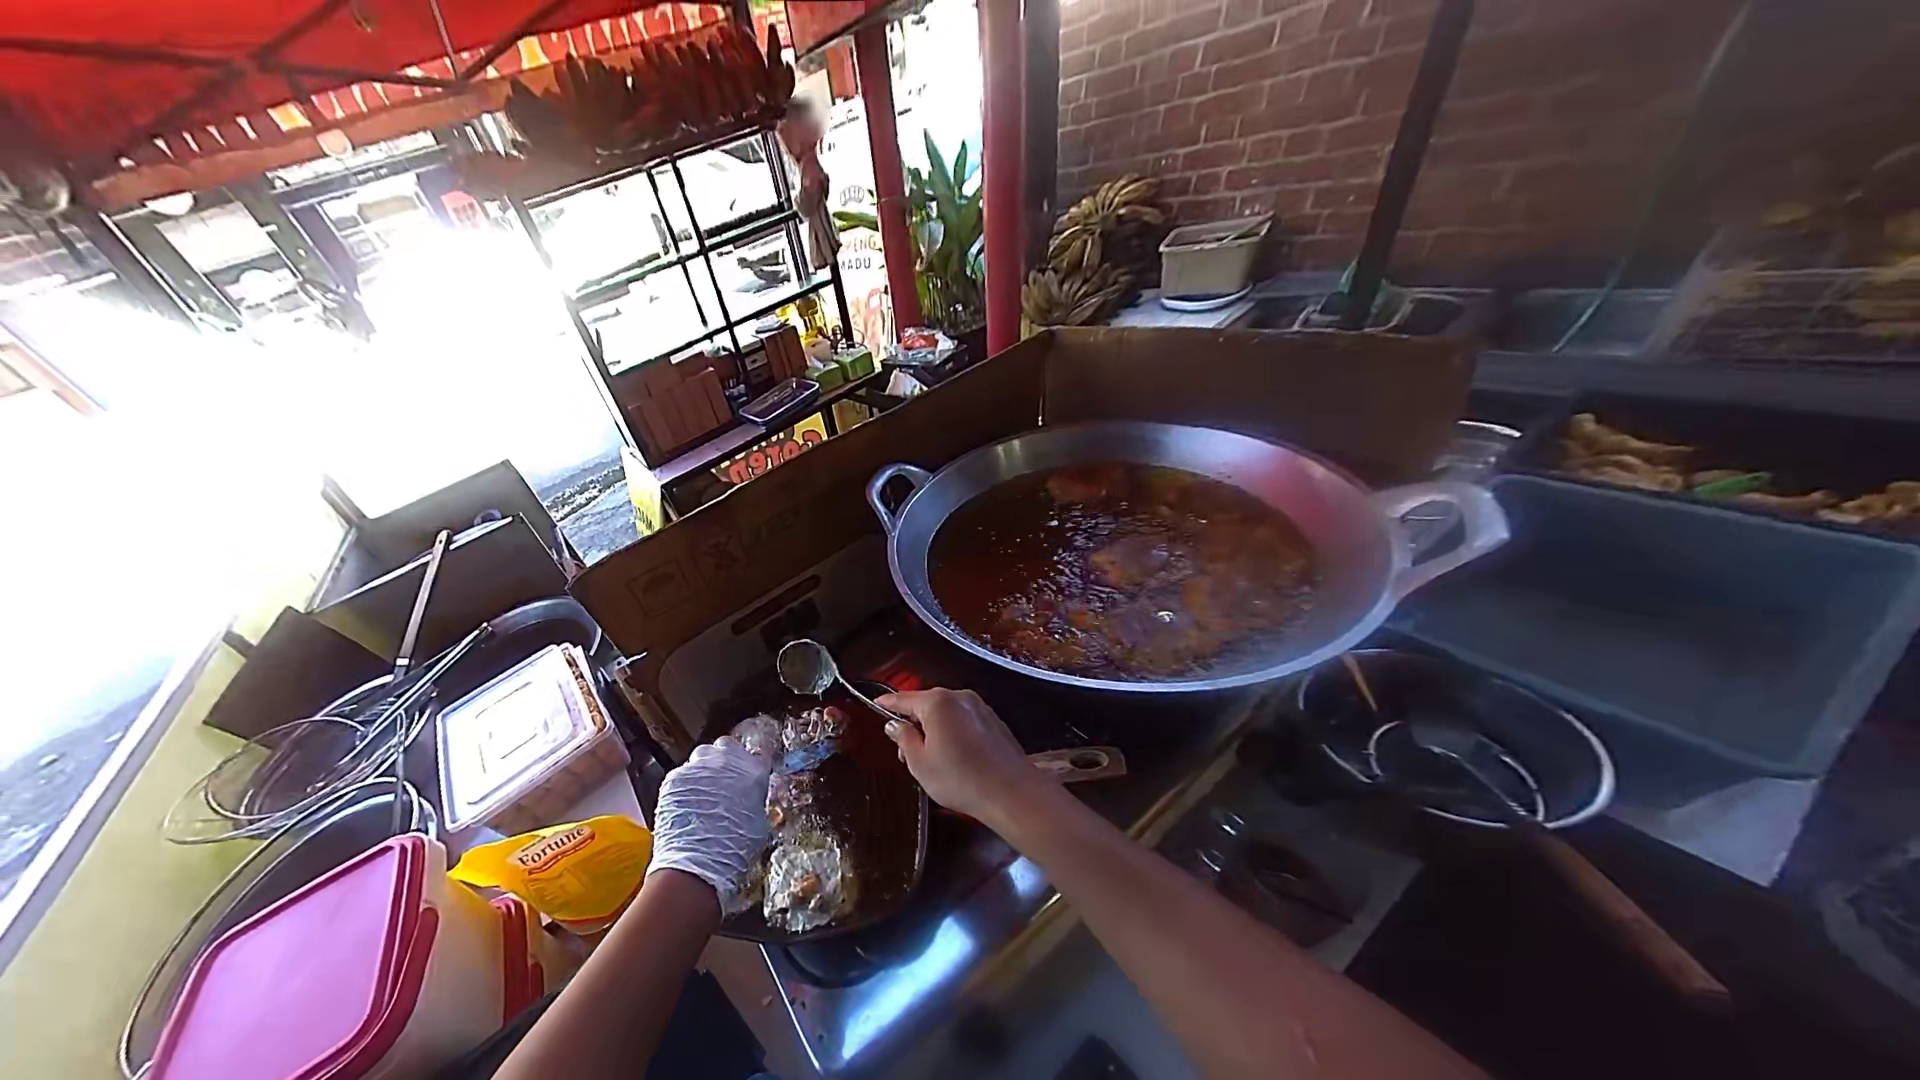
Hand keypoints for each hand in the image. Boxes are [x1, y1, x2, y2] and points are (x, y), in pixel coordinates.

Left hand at [645, 738, 770, 915]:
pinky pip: (681, 775)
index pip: (760, 754)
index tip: (749, 771)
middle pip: (726, 746)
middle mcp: (728, 761)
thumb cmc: (734, 848)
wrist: (697, 863)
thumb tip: (748, 799)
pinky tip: (682, 804)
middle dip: (724, 759)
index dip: (753, 763)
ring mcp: (699, 767)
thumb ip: (754, 800)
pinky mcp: (675, 777)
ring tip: (699, 790)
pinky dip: (682, 785)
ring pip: (701, 755)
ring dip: (702, 768)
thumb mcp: (758, 822)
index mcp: (754, 771)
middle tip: (721, 779)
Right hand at [876, 688, 1049, 825]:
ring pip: (947, 713)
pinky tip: (953, 757)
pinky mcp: (994, 721)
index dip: (888, 703)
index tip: (876, 703)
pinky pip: (964, 721)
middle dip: (913, 723)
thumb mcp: (919, 762)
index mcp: (938, 702)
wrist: (1010, 792)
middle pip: (927, 704)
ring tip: (929, 760)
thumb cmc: (960, 779)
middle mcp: (960, 697)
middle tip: (904, 751)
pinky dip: (953, 732)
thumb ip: (903, 738)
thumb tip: (895, 725)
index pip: (904, 698)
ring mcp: (980, 708)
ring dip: (934, 730)